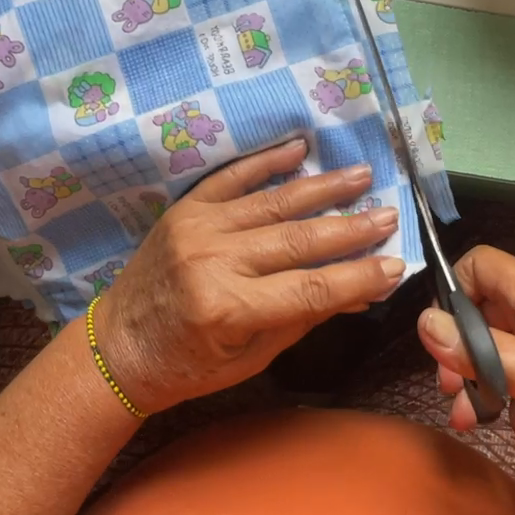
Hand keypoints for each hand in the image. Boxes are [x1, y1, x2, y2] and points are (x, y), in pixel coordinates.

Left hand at [96, 139, 402, 414]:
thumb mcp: (251, 357)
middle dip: (350, 228)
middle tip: (389, 215)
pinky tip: (299, 149)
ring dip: (322, 188)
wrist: (117, 347)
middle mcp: (212, 260)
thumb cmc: (188, 364)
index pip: (310, 288)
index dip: (357, 277)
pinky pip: (231, 178)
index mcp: (227, 306)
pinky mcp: (185, 209)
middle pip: (297, 239)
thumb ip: (304, 317)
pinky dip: (266, 162)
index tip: (396, 265)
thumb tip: (360, 291)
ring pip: (273, 202)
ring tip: (362, 175)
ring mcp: (197, 228)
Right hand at [418, 245, 514, 484]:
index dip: (454, 290)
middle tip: (452, 390)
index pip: (480, 263)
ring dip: (488, 384)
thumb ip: (477, 349)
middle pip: (487, 311)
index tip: (442, 335)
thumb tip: (423, 323)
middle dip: (464, 351)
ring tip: (477, 423)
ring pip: (507, 347)